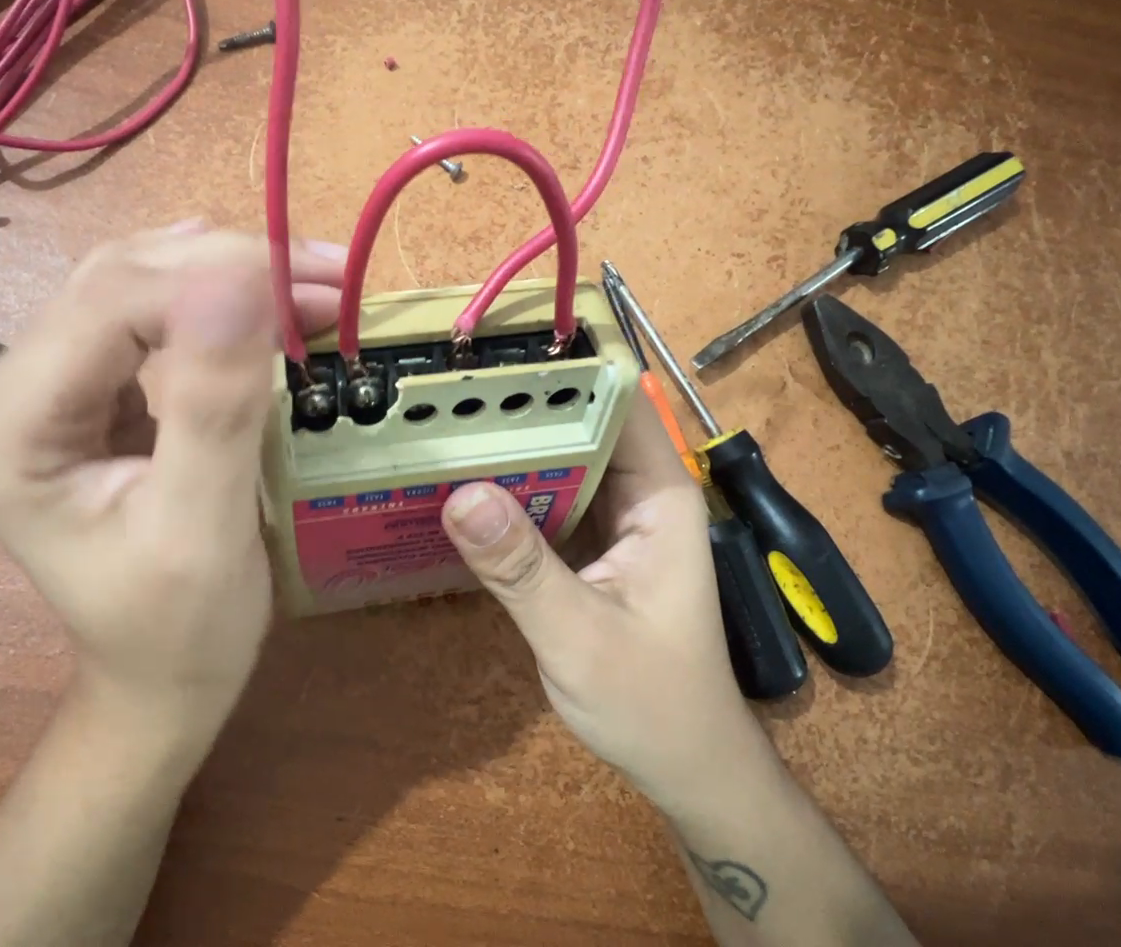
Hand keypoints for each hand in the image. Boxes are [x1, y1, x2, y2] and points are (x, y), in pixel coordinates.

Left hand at [0, 222, 343, 739]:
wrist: (161, 678)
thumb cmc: (181, 629)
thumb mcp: (203, 527)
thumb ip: (213, 404)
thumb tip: (239, 274)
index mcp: (5, 428)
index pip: (109, 303)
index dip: (215, 275)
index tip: (317, 283)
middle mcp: (3, 392)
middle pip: (117, 281)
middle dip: (229, 265)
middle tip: (329, 275)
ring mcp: (40, 387)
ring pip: (134, 284)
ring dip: (227, 272)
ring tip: (312, 281)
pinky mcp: (84, 391)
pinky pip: (147, 317)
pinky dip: (215, 300)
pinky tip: (260, 293)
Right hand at [439, 404, 754, 804]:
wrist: (683, 764)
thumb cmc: (650, 701)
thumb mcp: (579, 635)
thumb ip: (520, 567)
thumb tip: (459, 494)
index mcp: (659, 497)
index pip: (616, 404)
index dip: (561, 373)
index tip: (493, 357)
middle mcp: (638, 497)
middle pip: (579, 427)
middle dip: (518, 410)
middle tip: (441, 393)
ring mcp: (613, 523)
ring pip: (558, 465)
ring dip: (508, 451)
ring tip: (438, 426)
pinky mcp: (589, 550)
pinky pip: (545, 504)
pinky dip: (507, 495)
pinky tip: (456, 488)